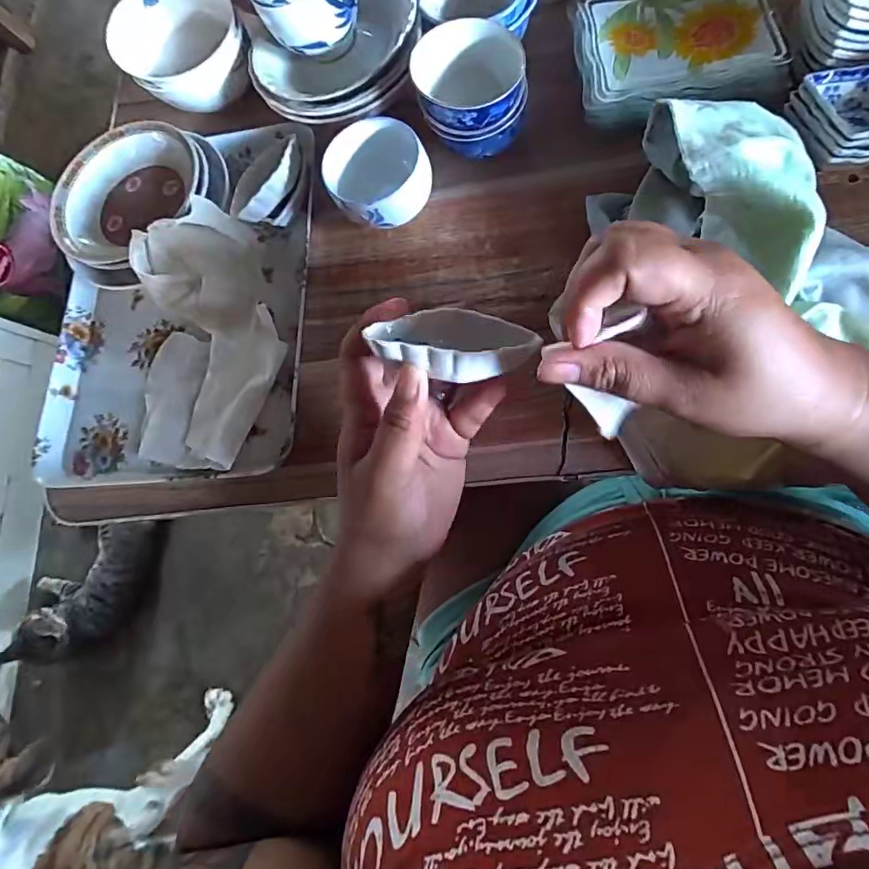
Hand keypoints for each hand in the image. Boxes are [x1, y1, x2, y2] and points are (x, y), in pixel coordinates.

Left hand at [335, 299, 508, 593]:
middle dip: (432, 337)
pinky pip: (470, 409)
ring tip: (495, 341)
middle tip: (465, 321)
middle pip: (412, 359)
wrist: (397, 561)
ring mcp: (425, 423)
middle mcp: (396, 407)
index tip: (403, 307)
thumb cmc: (376, 518)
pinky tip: (507, 380)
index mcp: (367, 410)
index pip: (362, 355)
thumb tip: (415, 368)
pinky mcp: (451, 440)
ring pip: (446, 380)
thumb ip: (400, 423)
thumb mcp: (385, 471)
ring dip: (466, 361)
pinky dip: (486, 394)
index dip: (375, 326)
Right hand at [537, 222, 864, 446]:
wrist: (817, 388)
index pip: (627, 257)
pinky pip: (634, 259)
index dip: (587, 296)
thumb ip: (616, 375)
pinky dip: (608, 287)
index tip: (578, 344)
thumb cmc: (760, 397)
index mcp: (706, 283)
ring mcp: (695, 256)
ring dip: (592, 284)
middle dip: (582, 288)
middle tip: (579, 340)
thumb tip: (544, 366)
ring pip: (620, 243)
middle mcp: (698, 255)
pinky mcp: (690, 268)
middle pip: (617, 240)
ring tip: (592, 333)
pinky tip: (614, 324)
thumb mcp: (685, 396)